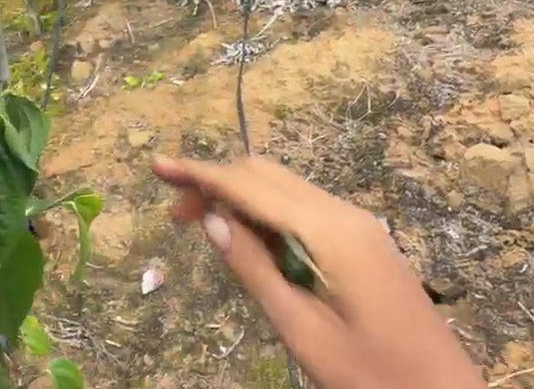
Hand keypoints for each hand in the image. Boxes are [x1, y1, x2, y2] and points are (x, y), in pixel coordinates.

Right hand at [152, 156, 483, 388]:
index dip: (199, 173)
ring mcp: (357, 225)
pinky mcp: (363, 241)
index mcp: (330, 232)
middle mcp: (343, 214)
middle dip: (215, 182)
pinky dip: (264, 212)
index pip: (249, 185)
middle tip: (177, 215)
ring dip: (238, 197)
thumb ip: (255, 270)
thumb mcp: (305, 334)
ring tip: (205, 228)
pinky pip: (301, 208)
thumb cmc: (376, 380)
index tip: (156, 166)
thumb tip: (210, 219)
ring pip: (281, 187)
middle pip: (264, 174)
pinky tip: (251, 242)